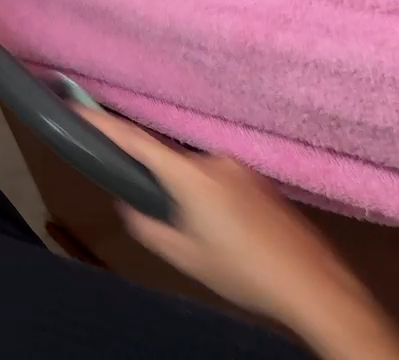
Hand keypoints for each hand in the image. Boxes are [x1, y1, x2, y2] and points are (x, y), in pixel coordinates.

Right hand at [80, 109, 398, 358]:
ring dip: (188, 195)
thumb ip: (144, 224)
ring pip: (196, 175)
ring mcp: (243, 172)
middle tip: (157, 211)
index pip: (134, 140)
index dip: (100, 121)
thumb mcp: (182, 256)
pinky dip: (213, 201)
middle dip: (156, 180)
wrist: (325, 295)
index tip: (73, 103)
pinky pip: (221, 183)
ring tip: (202, 235)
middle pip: (168, 160)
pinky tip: (228, 235)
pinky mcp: (264, 187)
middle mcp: (215, 162)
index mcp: (190, 175)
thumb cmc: (246, 274)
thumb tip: (129, 204)